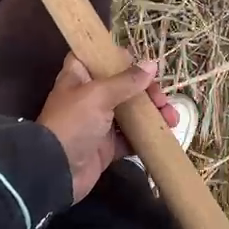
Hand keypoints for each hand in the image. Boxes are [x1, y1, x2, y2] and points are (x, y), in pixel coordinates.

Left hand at [35, 55, 178, 202]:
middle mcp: (89, 95)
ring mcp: (98, 122)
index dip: (118, 57)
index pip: (98, 56)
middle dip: (146, 90)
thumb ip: (126, 81)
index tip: (142, 63)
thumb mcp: (99, 95)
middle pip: (122, 85)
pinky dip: (145, 136)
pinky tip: (163, 135)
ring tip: (172, 119)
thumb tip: (151, 65)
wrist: (56, 171)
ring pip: (130, 111)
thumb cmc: (73, 123)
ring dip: (151, 113)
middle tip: (163, 100)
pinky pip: (130, 138)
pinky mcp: (106, 146)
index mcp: (79, 75)